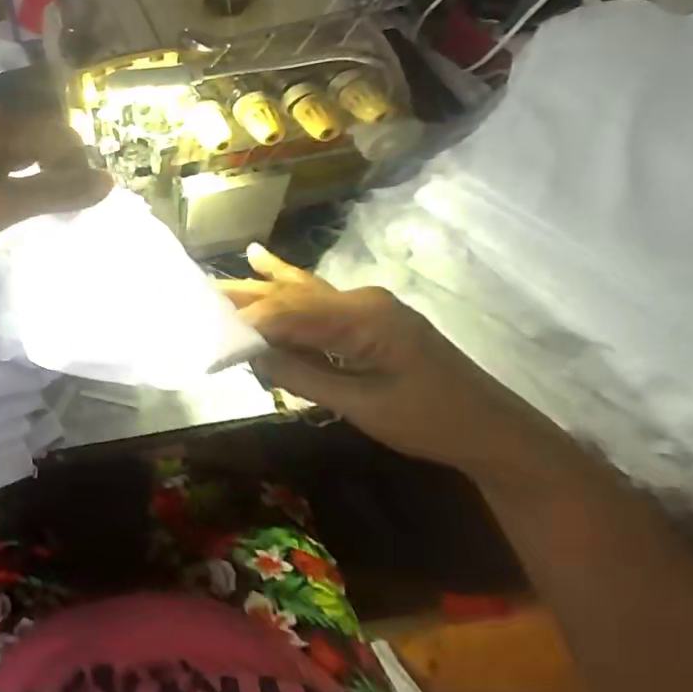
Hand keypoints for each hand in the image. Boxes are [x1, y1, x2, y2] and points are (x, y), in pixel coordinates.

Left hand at [0, 107, 111, 274]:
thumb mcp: (4, 204)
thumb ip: (56, 192)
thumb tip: (108, 181)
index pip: (50, 126)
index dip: (77, 150)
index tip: (98, 179)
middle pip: (37, 134)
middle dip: (66, 157)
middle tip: (93, 186)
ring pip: (24, 152)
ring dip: (49, 169)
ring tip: (75, 194)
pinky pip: (10, 168)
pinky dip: (31, 180)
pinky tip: (43, 198)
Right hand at [217, 244, 575, 485]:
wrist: (497, 433)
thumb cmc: (433, 423)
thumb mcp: (363, 407)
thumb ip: (303, 377)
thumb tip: (250, 356)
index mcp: (364, 319)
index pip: (289, 313)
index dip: (246, 323)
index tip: (209, 334)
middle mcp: (361, 300)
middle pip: (289, 294)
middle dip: (242, 297)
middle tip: (195, 294)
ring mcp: (365, 304)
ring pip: (298, 291)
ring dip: (256, 289)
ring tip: (213, 281)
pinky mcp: (367, 316)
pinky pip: (316, 296)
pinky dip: (285, 282)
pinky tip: (260, 258)